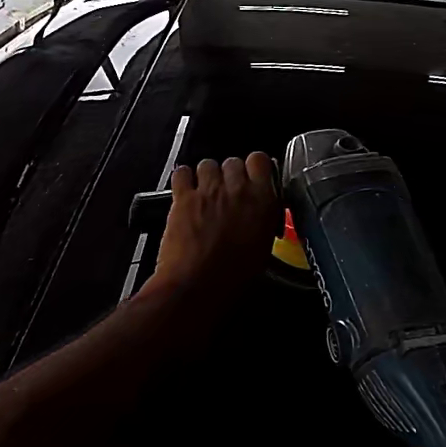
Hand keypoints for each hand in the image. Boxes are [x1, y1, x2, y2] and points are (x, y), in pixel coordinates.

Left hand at [139, 153, 280, 306]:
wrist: (198, 286)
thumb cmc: (234, 277)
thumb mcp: (263, 247)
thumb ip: (262, 219)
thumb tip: (258, 212)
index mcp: (264, 201)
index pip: (260, 160)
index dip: (254, 168)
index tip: (250, 177)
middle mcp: (237, 190)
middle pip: (233, 161)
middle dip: (229, 175)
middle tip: (226, 193)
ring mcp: (209, 190)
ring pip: (208, 163)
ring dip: (207, 176)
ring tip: (204, 194)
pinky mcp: (183, 197)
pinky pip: (181, 172)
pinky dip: (182, 178)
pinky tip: (184, 191)